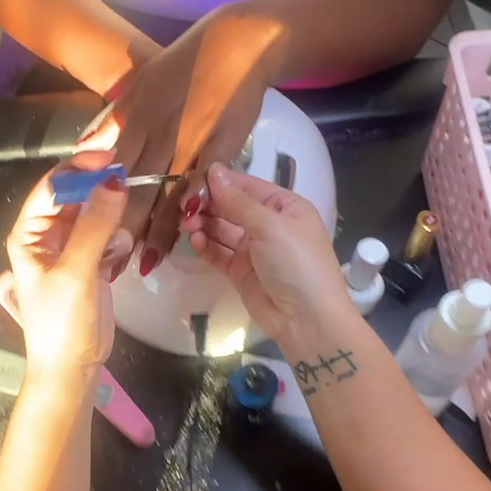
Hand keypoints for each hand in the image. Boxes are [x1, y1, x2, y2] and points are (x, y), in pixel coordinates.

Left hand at [0, 151, 132, 383]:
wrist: (72, 368)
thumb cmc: (62, 323)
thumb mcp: (76, 273)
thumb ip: (94, 226)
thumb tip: (115, 180)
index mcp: (29, 233)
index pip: (53, 186)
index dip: (79, 167)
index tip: (111, 153)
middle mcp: (47, 235)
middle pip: (74, 193)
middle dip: (98, 182)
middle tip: (125, 164)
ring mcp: (70, 247)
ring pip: (94, 210)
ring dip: (110, 214)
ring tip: (117, 234)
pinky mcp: (91, 261)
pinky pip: (107, 232)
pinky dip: (116, 238)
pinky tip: (118, 258)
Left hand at [82, 3, 283, 276]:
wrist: (236, 42)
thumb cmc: (186, 63)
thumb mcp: (141, 84)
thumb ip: (114, 120)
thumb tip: (85, 148)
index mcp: (134, 122)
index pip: (108, 172)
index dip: (95, 206)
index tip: (83, 237)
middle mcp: (156, 136)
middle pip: (132, 192)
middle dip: (118, 233)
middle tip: (108, 268)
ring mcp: (188, 143)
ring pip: (164, 195)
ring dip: (153, 233)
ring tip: (142, 265)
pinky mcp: (219, 147)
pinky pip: (200, 184)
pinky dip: (189, 209)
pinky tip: (182, 234)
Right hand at [179, 162, 348, 346]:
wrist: (307, 319)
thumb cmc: (297, 263)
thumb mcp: (270, 226)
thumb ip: (238, 201)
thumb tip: (213, 170)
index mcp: (285, 206)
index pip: (247, 186)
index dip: (220, 183)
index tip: (191, 181)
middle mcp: (268, 224)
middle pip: (230, 206)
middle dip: (207, 205)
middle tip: (183, 207)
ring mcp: (253, 249)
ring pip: (221, 229)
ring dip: (203, 224)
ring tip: (187, 225)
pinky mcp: (240, 271)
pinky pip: (218, 252)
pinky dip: (205, 246)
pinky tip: (195, 241)